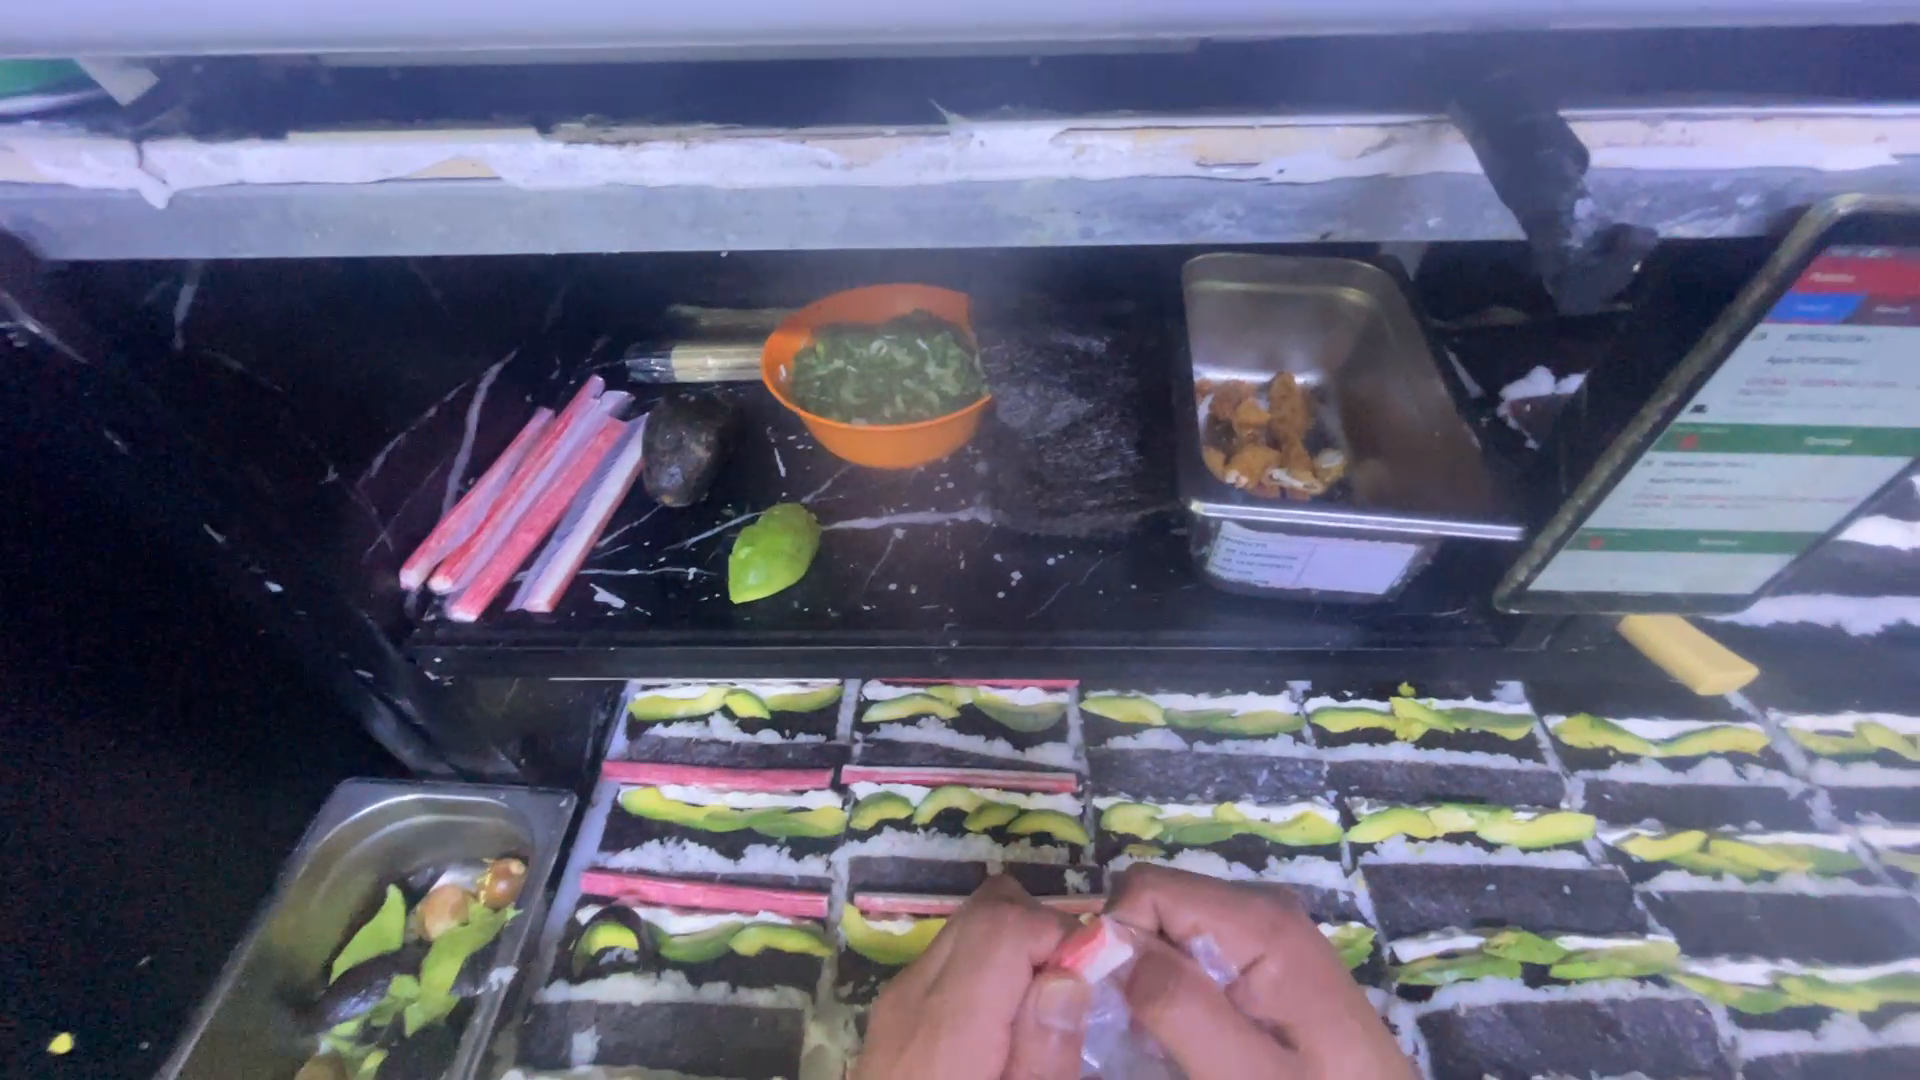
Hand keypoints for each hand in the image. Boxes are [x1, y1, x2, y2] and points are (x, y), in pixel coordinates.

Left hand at [856, 875, 1090, 1079]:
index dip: (1061, 936)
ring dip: (1018, 943)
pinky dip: (991, 964)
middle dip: (1043, 929)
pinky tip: (1007, 1021)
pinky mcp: (895, 1006)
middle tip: (1074, 993)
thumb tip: (1069, 973)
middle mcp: (914, 990)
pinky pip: (952, 952)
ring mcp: (899, 994)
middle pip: (987, 906)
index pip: (1005, 923)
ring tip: (1042, 1008)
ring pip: (970, 920)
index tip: (1095, 980)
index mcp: (944, 1025)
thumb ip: (1044, 1052)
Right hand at [1106, 864, 1414, 1079]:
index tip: (1111, 1007)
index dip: (1115, 939)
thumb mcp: (1249, 1078)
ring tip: (1168, 1042)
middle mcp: (1260, 904)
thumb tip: (1109, 945)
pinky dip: (1175, 985)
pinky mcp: (1267, 953)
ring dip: (1151, 977)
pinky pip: (1194, 945)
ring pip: (1169, 924)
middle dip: (1131, 960)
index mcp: (1259, 920)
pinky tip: (1193, 1035)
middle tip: (1142, 1035)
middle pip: (1155, 901)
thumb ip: (1180, 1007)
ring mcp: (1265, 927)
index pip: (1146, 889)